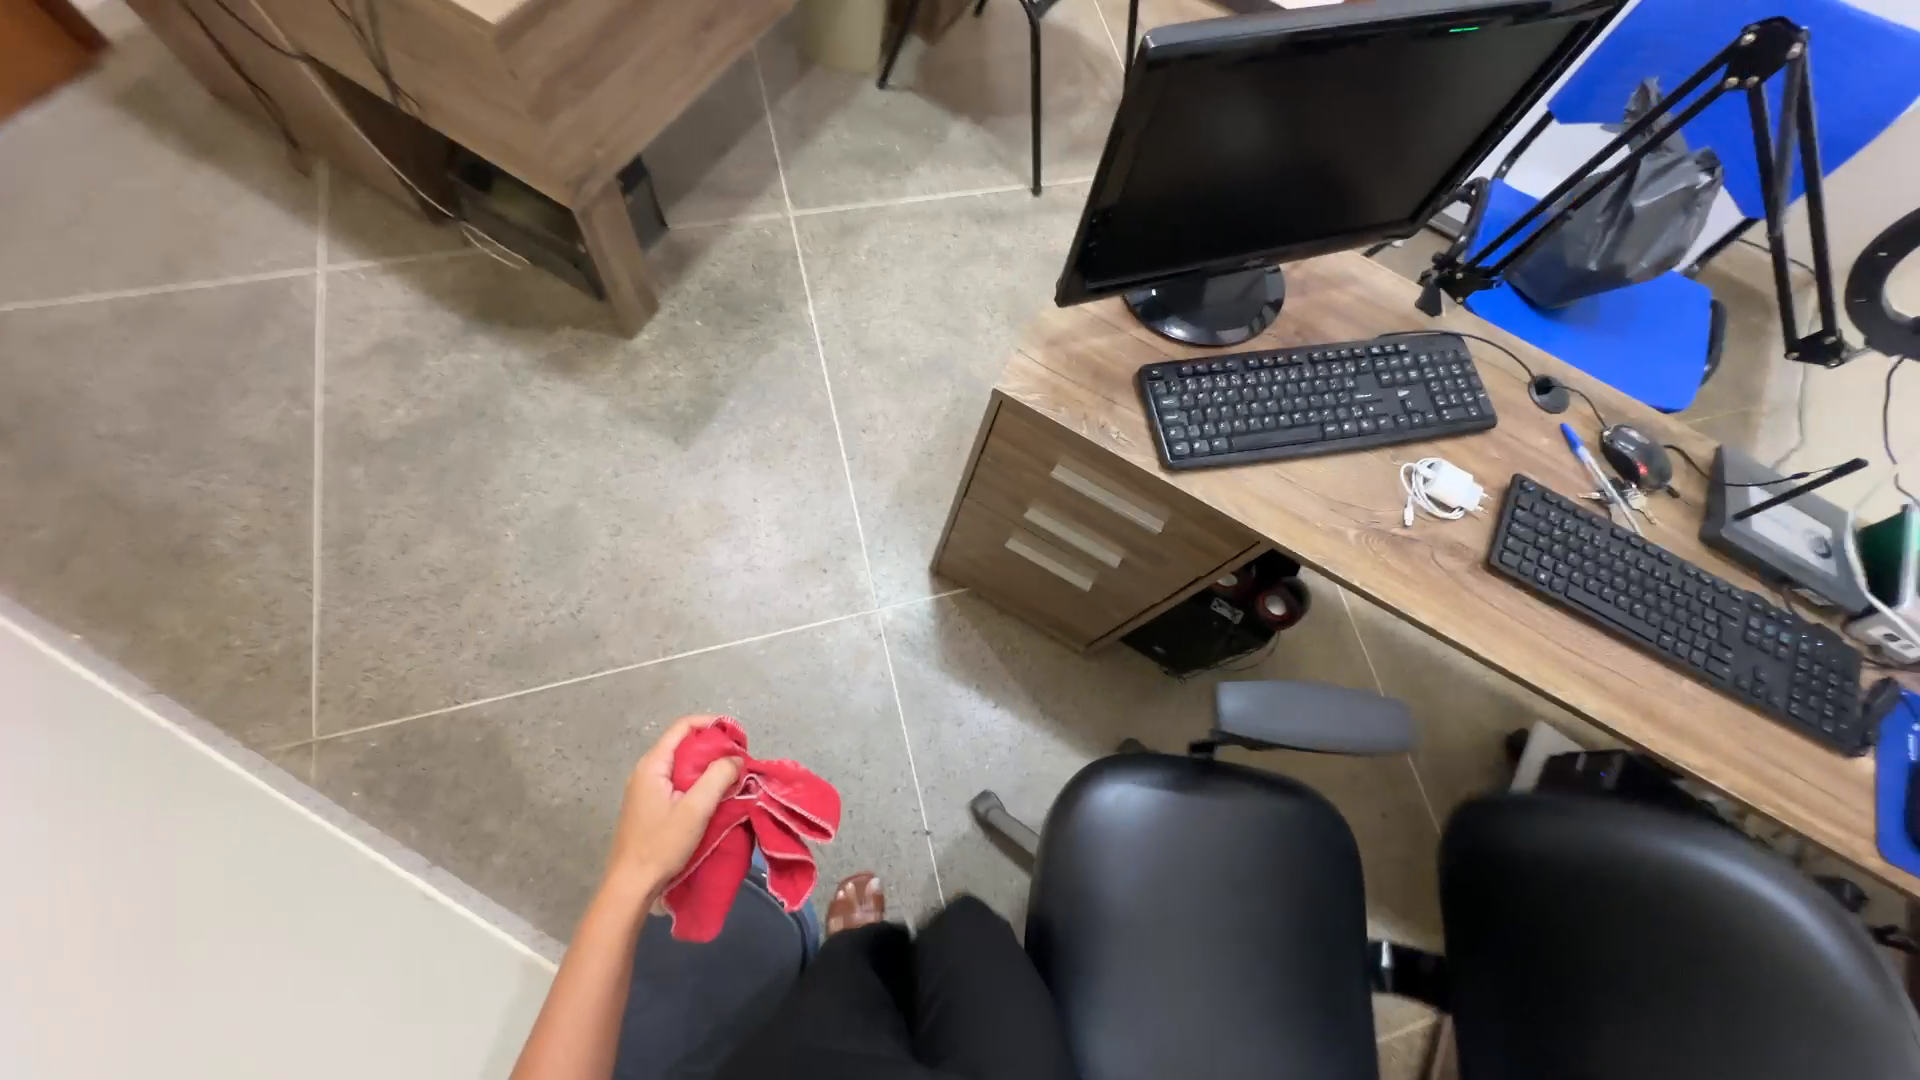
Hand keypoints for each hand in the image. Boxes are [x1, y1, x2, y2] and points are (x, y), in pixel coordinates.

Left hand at [602, 715, 741, 902]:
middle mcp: (647, 771)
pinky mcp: (651, 805)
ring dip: (708, 766)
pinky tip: (714, 795)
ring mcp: (646, 789)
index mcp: (653, 765)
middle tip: (739, 760)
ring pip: (683, 764)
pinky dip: (699, 781)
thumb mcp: (695, 810)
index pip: (683, 726)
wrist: (631, 886)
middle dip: (714, 746)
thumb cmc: (661, 845)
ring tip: (732, 777)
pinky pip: (679, 781)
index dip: (712, 724)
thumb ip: (717, 777)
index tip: (737, 737)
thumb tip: (736, 758)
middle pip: (684, 744)